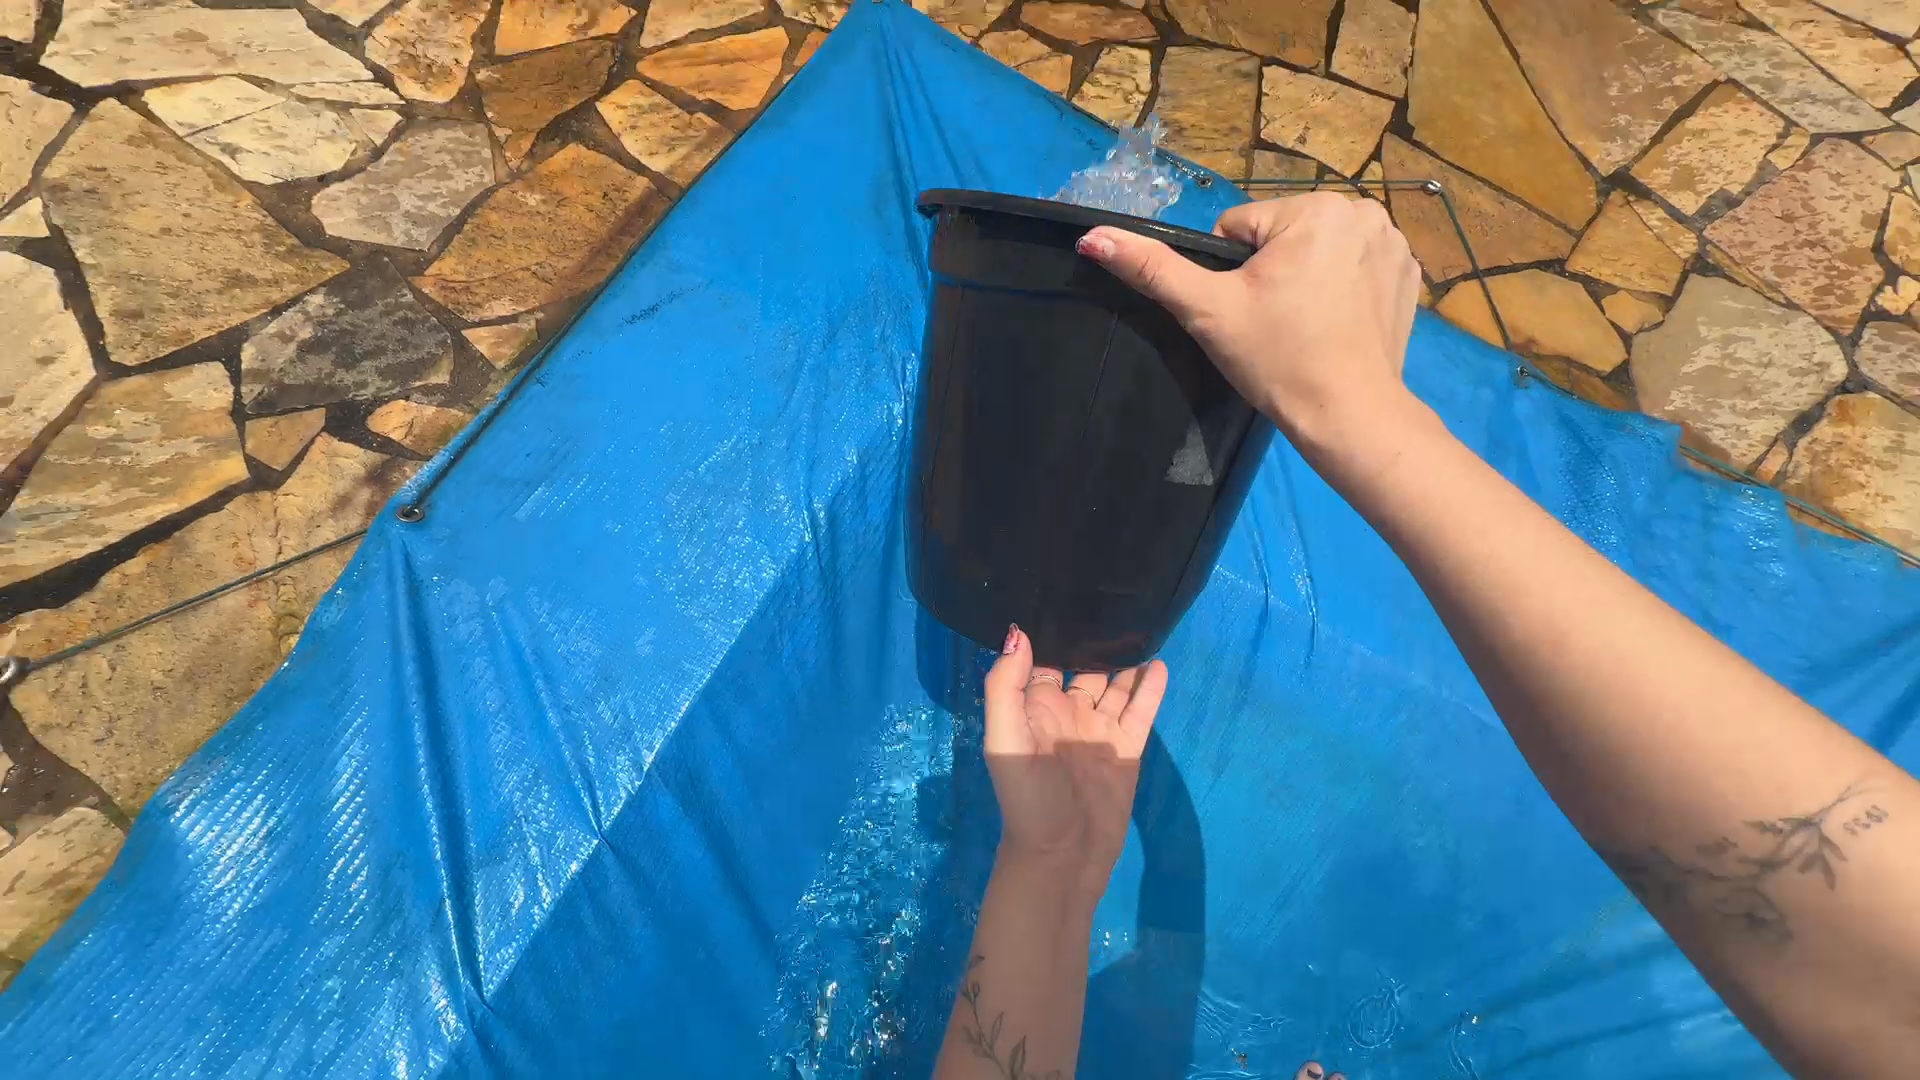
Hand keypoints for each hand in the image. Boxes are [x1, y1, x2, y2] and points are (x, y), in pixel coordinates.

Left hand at [981, 624, 1166, 895]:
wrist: (1063, 856)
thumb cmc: (1027, 796)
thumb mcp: (1004, 738)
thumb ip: (1006, 686)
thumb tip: (1019, 631)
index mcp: (1034, 707)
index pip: (1042, 659)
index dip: (1052, 633)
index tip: (1064, 596)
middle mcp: (1066, 713)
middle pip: (1083, 667)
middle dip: (1094, 640)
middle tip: (1114, 601)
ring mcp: (1099, 730)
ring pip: (1115, 685)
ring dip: (1125, 660)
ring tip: (1142, 624)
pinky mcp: (1127, 748)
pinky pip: (1140, 711)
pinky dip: (1149, 689)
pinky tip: (1159, 664)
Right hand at [1075, 193, 1422, 454]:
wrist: (1346, 412)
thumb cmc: (1274, 358)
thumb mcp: (1206, 311)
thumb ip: (1152, 269)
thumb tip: (1093, 236)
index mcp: (1313, 208)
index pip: (1239, 230)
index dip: (1228, 276)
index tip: (1244, 314)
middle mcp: (1363, 209)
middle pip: (1279, 238)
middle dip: (1267, 275)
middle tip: (1270, 324)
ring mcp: (1393, 241)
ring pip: (1315, 253)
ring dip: (1302, 280)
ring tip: (1302, 326)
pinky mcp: (1408, 274)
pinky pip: (1352, 268)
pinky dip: (1339, 291)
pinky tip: (1333, 325)